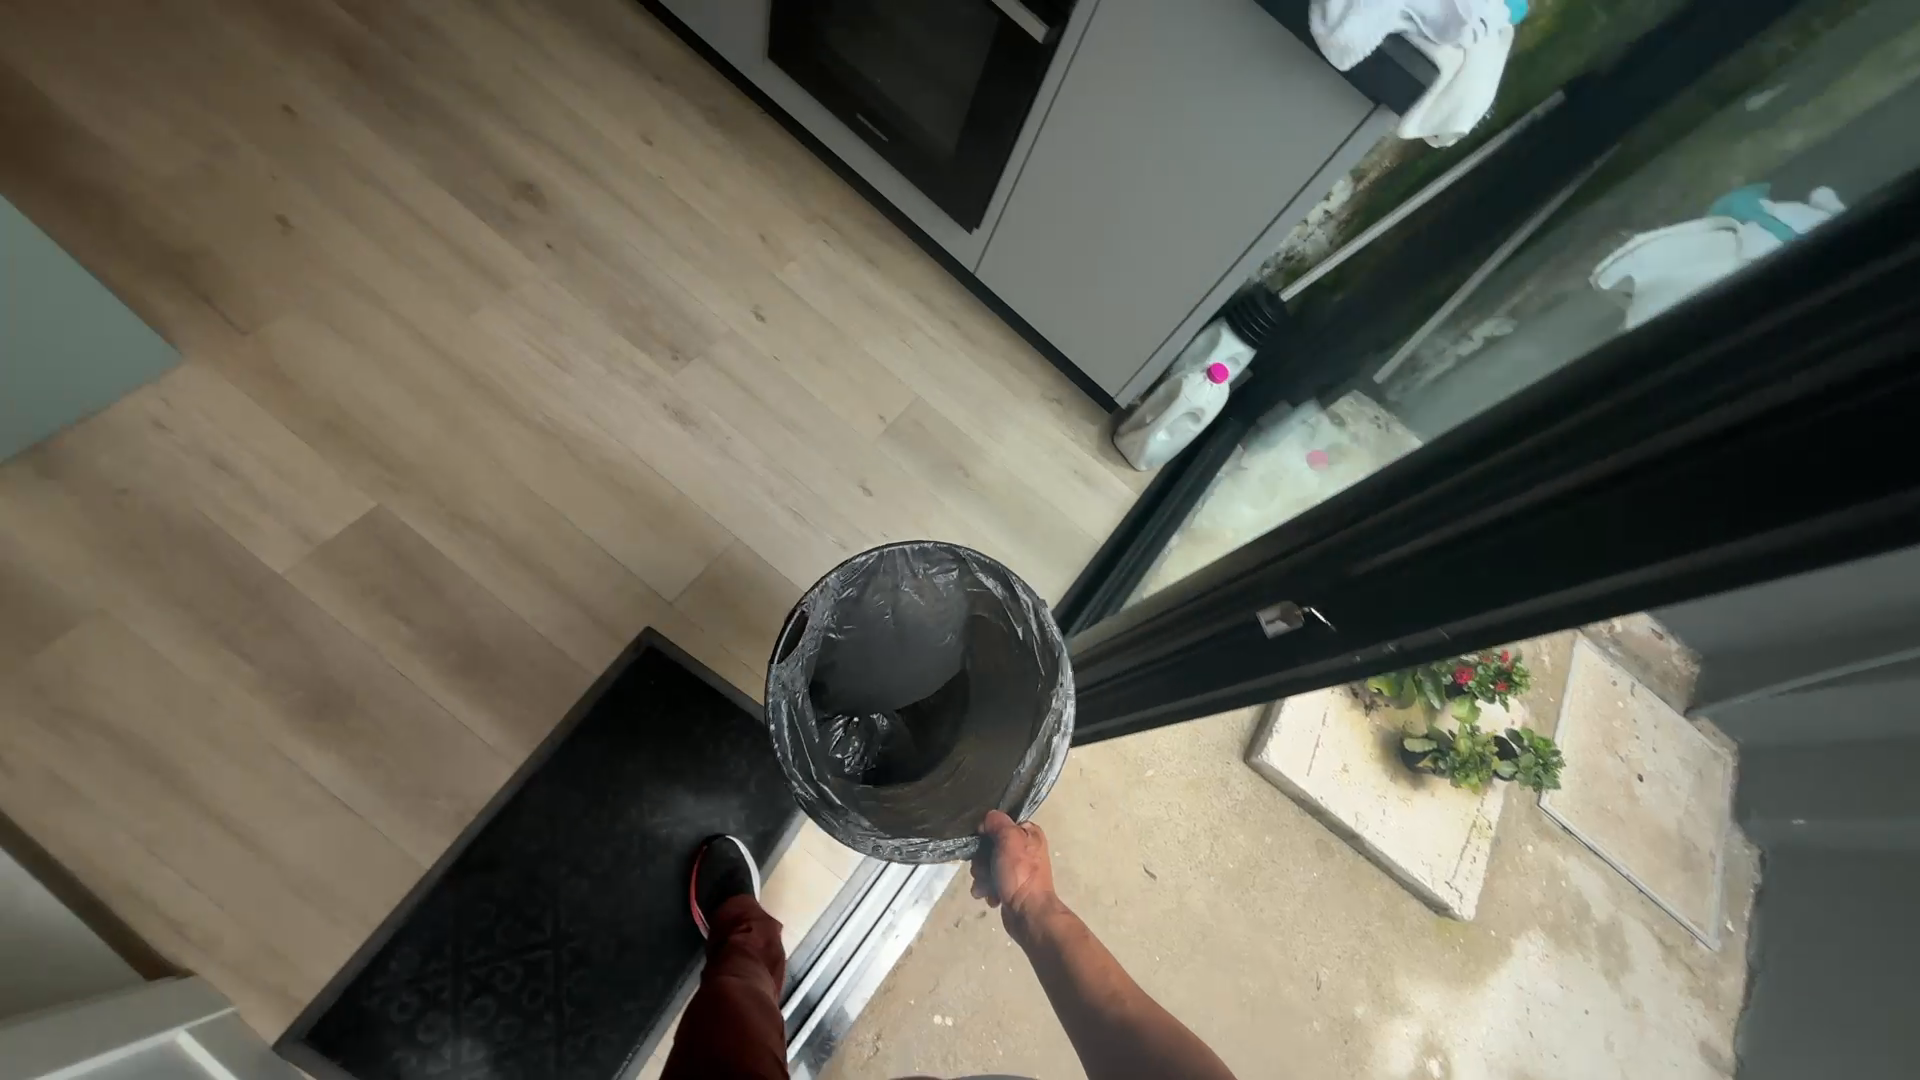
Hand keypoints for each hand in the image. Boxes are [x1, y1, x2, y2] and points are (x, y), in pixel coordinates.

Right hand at [970, 810, 1060, 936]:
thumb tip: (987, 820)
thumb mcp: (1009, 838)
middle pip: (990, 846)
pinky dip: (988, 889)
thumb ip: (997, 822)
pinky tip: (991, 897)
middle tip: (984, 870)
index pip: (1000, 824)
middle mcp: (1025, 849)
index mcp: (1029, 833)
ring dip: (982, 876)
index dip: (987, 833)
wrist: (1028, 914)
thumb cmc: (1020, 873)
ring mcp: (1017, 869)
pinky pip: (990, 882)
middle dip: (982, 860)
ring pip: (987, 865)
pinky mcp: (1010, 887)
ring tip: (986, 887)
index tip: (982, 843)